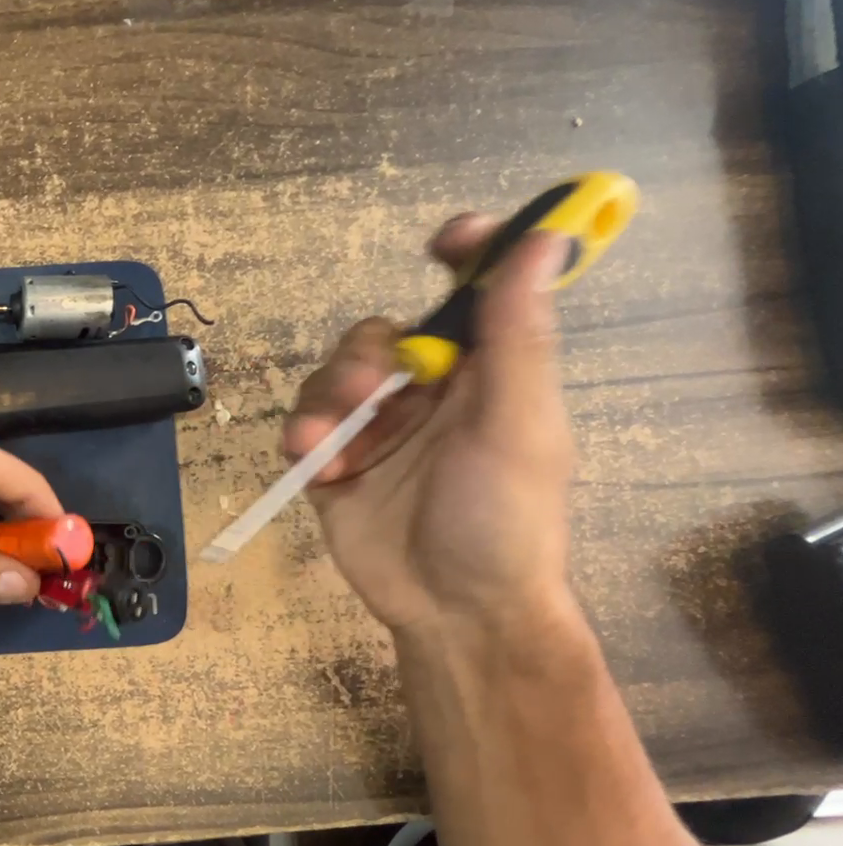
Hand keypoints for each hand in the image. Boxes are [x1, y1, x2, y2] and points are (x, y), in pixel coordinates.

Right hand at [284, 218, 579, 634]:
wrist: (449, 607)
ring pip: (331, 378)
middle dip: (363, 355)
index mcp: (487, 376)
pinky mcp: (333, 463)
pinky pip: (303, 426)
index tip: (444, 239)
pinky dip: (302, 437)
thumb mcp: (518, 426)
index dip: (466, 257)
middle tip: (367, 386)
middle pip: (381, 336)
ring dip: (324, 399)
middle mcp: (430, 394)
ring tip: (327, 439)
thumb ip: (518, 338)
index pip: (475, 297)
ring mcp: (377, 430)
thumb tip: (542, 241)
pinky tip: (314, 464)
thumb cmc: (504, 519)